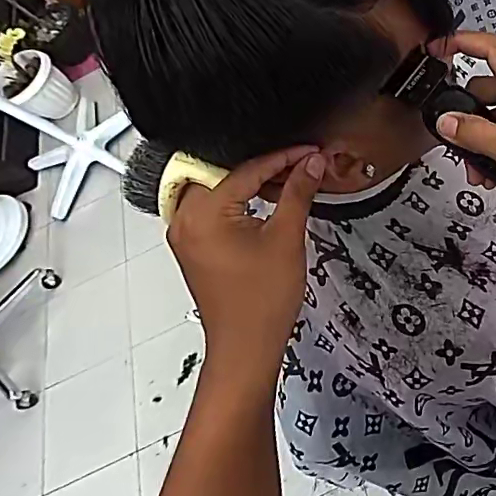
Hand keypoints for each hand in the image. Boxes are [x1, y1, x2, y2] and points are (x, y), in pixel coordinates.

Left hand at [167, 147, 326, 362]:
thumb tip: (310, 165)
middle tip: (297, 161)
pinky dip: (237, 199)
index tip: (309, 152)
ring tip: (285, 179)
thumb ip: (298, 193)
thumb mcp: (287, 237)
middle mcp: (184, 220)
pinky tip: (265, 201)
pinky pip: (212, 208)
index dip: (284, 158)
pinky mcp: (194, 246)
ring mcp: (186, 234)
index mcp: (203, 214)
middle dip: (262, 164)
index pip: (247, 169)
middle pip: (222, 171)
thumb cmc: (261, 300)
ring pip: (215, 187)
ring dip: (249, 180)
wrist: (247, 342)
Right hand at [430, 31, 495, 213]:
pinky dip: (494, 146)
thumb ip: (473, 134)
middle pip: (486, 88)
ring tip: (479, 165)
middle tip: (456, 135)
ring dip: (480, 138)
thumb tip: (447, 122)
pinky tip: (493, 170)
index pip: (492, 48)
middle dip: (467, 114)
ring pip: (494, 114)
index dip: (462, 42)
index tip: (440, 48)